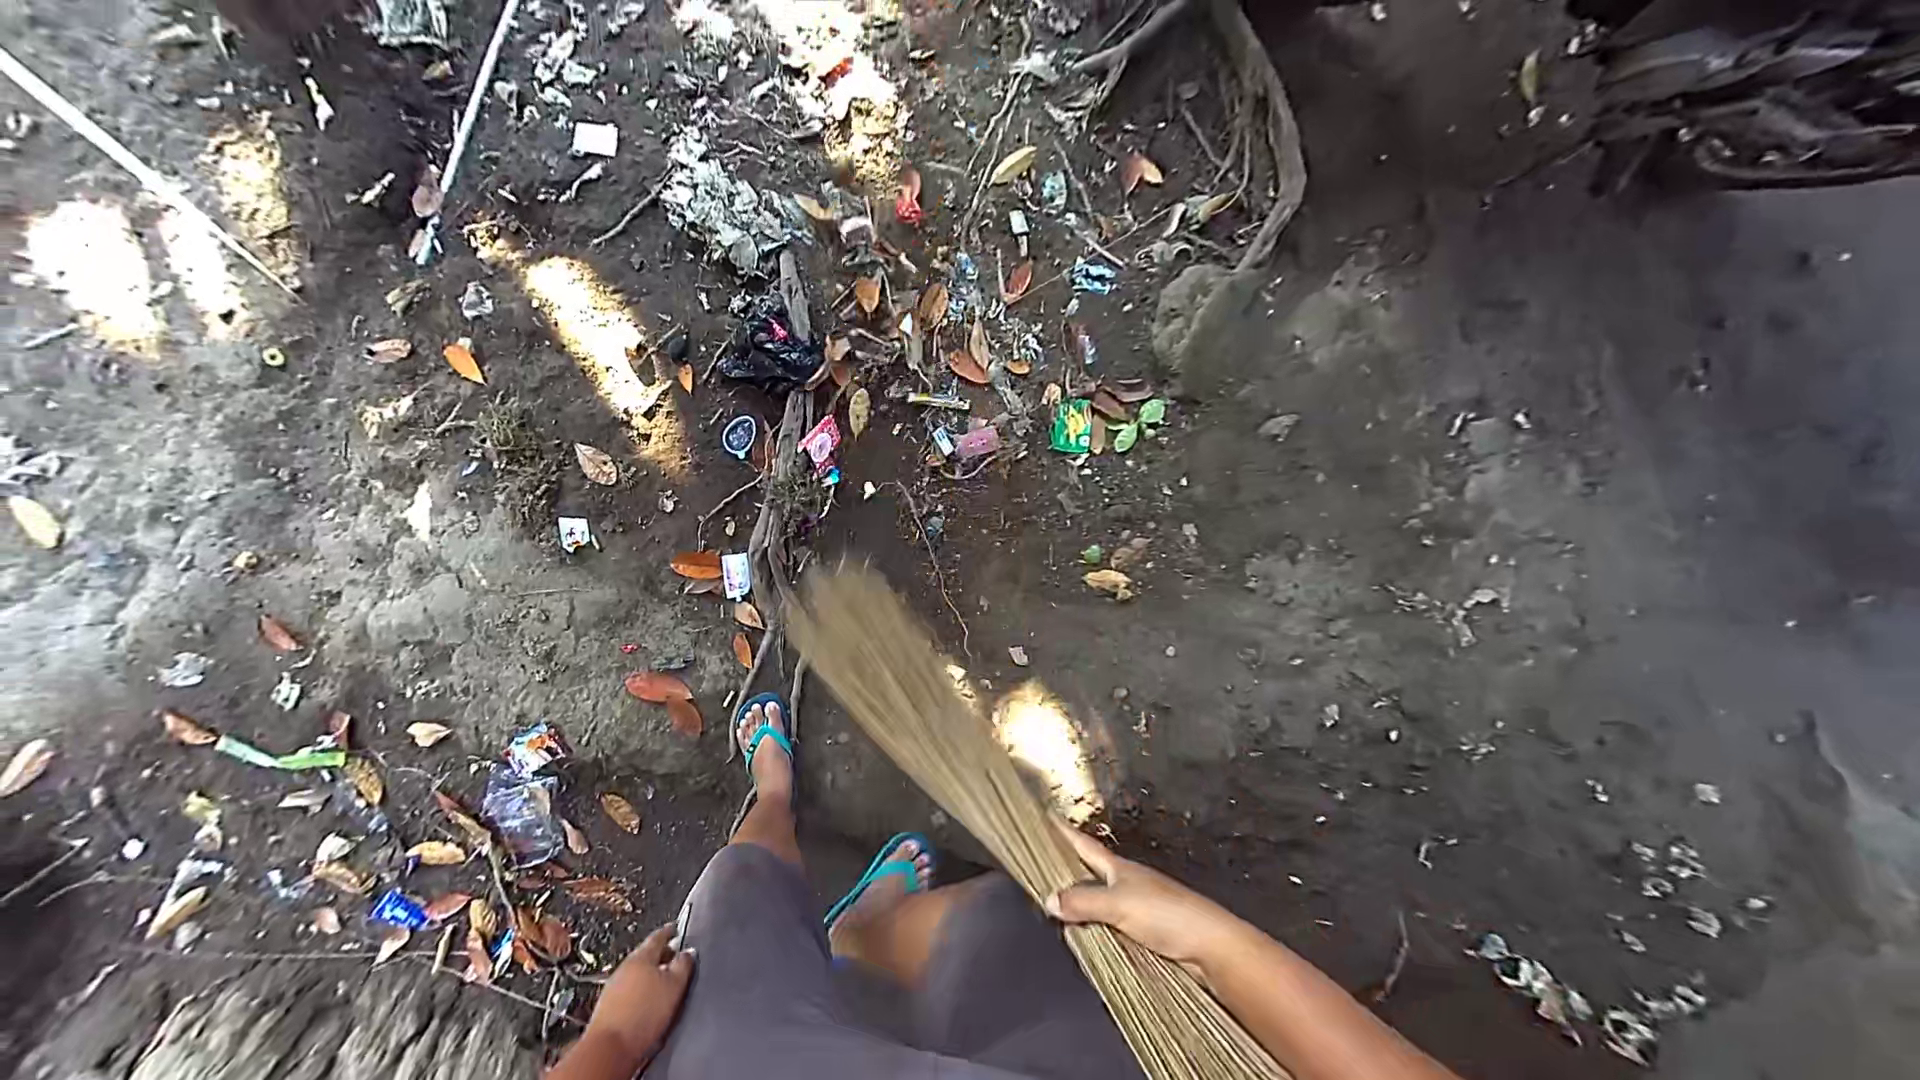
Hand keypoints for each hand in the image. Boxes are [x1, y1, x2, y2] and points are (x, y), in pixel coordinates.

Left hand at [584, 923, 695, 1065]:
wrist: (608, 1050)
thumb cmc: (643, 1015)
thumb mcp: (675, 985)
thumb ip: (684, 964)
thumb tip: (688, 953)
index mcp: (641, 956)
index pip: (658, 935)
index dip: (670, 931)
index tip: (676, 928)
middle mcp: (624, 967)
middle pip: (646, 955)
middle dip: (662, 956)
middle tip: (676, 959)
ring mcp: (613, 988)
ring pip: (636, 974)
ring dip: (650, 975)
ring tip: (665, 984)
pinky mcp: (607, 1009)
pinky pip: (628, 992)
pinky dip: (640, 992)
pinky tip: (648, 1003)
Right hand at [1045, 821, 1243, 971]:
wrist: (1211, 945)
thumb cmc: (1168, 914)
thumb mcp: (1118, 904)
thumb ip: (1083, 902)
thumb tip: (1050, 899)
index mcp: (1118, 867)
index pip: (1084, 845)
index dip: (1065, 832)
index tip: (1048, 816)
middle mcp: (1126, 881)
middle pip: (1090, 871)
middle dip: (1068, 867)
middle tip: (1044, 865)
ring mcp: (1137, 905)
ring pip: (1100, 898)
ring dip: (1082, 901)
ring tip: (1059, 905)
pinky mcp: (1146, 930)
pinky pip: (1111, 922)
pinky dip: (1096, 925)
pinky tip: (1088, 934)